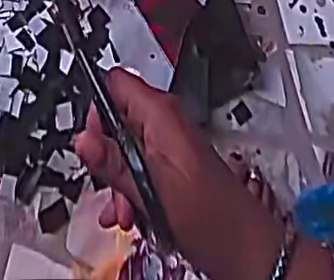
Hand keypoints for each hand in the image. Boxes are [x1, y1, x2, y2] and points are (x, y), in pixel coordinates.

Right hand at [74, 69, 287, 279]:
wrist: (249, 253)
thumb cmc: (213, 220)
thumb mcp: (151, 191)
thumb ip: (113, 162)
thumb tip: (83, 140)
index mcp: (160, 113)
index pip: (113, 82)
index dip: (96, 109)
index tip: (92, 141)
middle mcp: (165, 119)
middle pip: (116, 116)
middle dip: (106, 153)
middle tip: (109, 182)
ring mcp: (170, 140)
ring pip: (125, 144)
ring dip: (118, 177)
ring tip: (124, 208)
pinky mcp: (173, 161)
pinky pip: (141, 161)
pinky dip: (132, 185)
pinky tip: (131, 212)